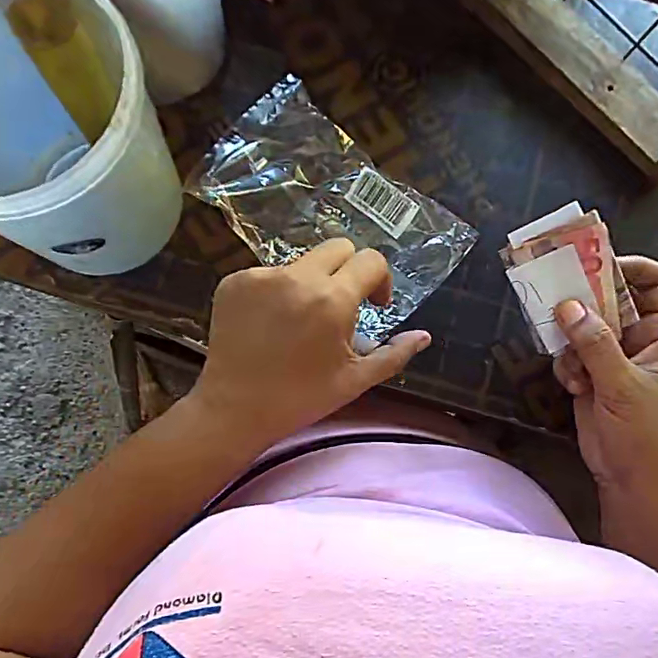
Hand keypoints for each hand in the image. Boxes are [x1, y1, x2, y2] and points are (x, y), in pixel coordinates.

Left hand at [188, 238, 431, 448]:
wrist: (233, 410)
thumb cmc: (300, 399)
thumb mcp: (354, 381)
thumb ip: (394, 355)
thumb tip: (423, 336)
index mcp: (332, 300)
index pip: (370, 260)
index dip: (380, 280)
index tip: (374, 306)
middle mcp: (297, 277)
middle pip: (338, 248)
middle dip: (349, 270)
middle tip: (341, 305)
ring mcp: (261, 276)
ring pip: (301, 262)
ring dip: (311, 283)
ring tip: (300, 322)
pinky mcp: (233, 281)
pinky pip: (268, 273)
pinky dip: (277, 291)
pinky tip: (271, 324)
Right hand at [551, 256, 657, 496]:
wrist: (634, 480)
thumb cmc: (647, 435)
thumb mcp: (622, 386)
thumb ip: (595, 344)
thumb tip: (569, 306)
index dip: (636, 268)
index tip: (600, 266)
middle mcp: (642, 342)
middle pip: (616, 301)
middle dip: (589, 301)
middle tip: (560, 294)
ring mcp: (616, 359)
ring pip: (588, 327)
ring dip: (573, 339)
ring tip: (571, 360)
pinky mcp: (594, 377)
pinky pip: (574, 354)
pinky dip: (568, 364)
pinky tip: (573, 384)